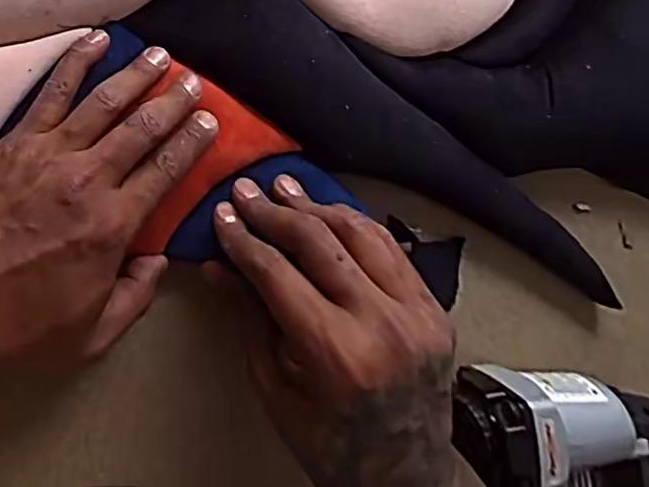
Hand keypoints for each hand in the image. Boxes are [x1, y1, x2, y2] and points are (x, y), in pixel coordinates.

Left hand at [0, 30, 220, 368]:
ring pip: (103, 102)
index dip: (192, 141)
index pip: (165, 170)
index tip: (210, 120)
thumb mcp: (93, 332)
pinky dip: (77, 62)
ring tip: (160, 55)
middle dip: (174, 101)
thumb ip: (137, 296)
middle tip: (193, 81)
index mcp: (112, 225)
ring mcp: (50, 154)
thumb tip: (160, 260)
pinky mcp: (18, 141)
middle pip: (142, 128)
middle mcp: (87, 180)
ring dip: (136, 75)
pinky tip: (96, 41)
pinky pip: (53, 92)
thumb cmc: (21, 321)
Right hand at [208, 175, 457, 486]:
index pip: (275, 271)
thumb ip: (247, 316)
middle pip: (315, 241)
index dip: (242, 238)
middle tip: (245, 192)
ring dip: (314, 205)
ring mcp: (414, 314)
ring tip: (283, 189)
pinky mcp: (431, 308)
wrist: (407, 479)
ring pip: (356, 231)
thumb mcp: (274, 386)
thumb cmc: (332, 443)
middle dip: (271, 212)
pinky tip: (327, 210)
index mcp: (335, 353)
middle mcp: (380, 326)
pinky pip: (389, 245)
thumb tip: (216, 265)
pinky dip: (353, 221)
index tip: (222, 217)